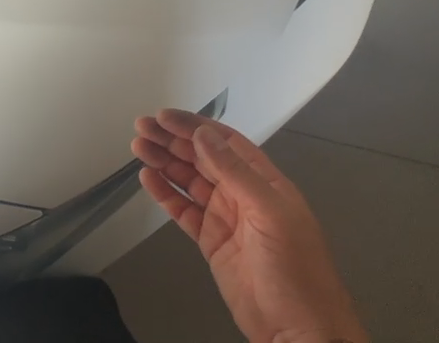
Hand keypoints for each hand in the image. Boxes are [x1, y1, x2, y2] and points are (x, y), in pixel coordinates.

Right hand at [132, 110, 366, 342]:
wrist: (300, 333)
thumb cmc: (296, 272)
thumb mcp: (271, 215)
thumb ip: (236, 172)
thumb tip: (203, 134)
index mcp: (265, 185)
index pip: (226, 144)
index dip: (194, 126)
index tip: (164, 117)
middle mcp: (244, 196)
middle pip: (202, 158)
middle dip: (172, 140)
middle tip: (142, 126)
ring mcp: (226, 218)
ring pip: (188, 179)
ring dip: (163, 160)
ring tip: (138, 146)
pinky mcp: (211, 240)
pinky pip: (182, 208)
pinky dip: (164, 192)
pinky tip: (148, 177)